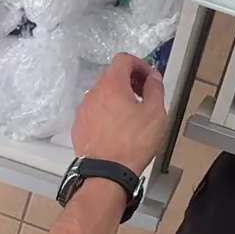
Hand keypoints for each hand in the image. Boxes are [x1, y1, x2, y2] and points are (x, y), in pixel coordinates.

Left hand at [72, 53, 168, 172]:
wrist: (107, 173)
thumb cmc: (132, 144)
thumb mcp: (155, 112)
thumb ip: (155, 88)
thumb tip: (153, 77)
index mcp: (112, 85)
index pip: (123, 59)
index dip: (139, 65)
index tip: (148, 78)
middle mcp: (94, 94)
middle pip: (111, 75)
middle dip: (129, 81)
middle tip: (143, 95)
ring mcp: (84, 110)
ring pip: (102, 94)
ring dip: (117, 97)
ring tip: (132, 115)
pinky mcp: (79, 126)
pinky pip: (94, 111)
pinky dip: (106, 113)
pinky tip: (118, 129)